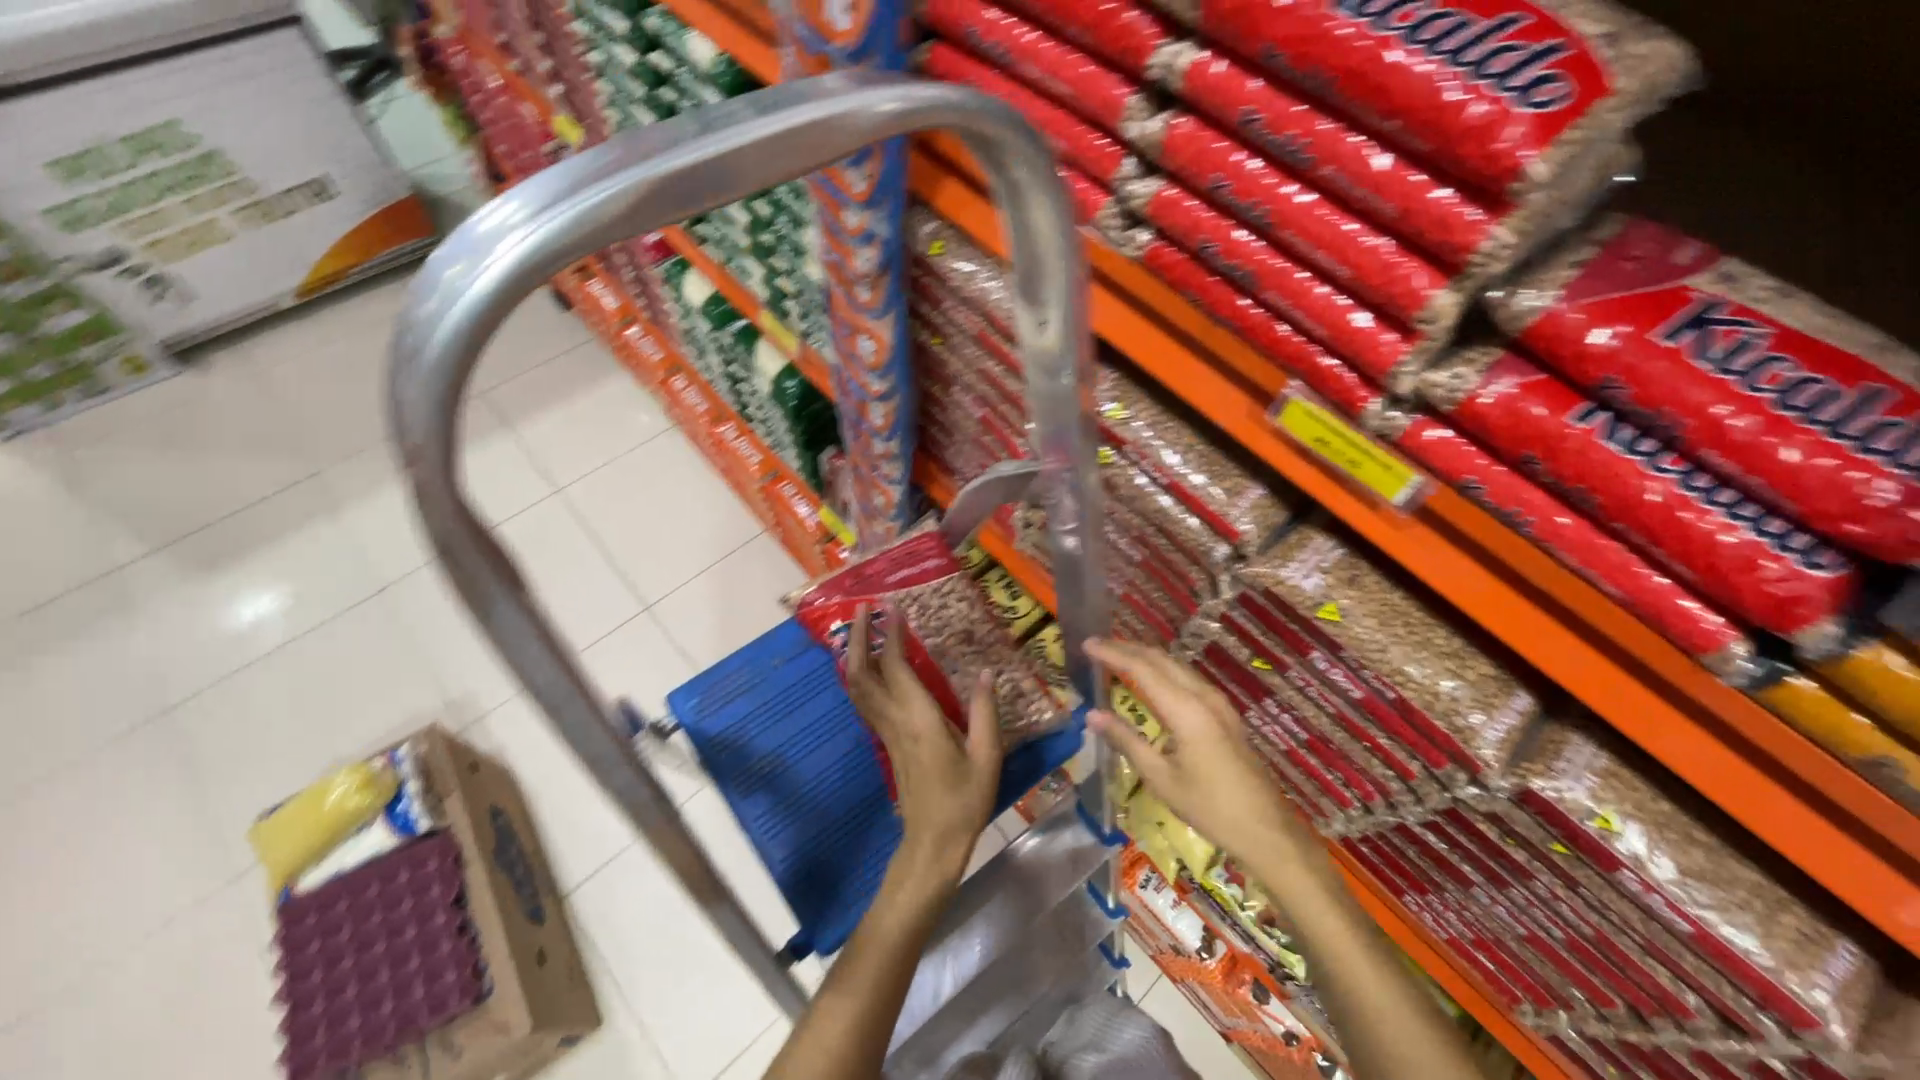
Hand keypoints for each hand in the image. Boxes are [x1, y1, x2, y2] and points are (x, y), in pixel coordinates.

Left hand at [846, 604, 1003, 881]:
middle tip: (863, 609)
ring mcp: (885, 733)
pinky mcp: (886, 744)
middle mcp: (895, 721)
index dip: (890, 635)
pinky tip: (867, 669)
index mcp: (919, 719)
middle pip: (862, 674)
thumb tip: (987, 672)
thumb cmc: (964, 800)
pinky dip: (859, 678)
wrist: (933, 842)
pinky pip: (864, 703)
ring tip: (860, 630)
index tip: (891, 607)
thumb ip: (985, 712)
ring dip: (853, 656)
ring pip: (857, 689)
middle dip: (859, 638)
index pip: (895, 667)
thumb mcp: (987, 756)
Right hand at [1086, 639, 1311, 862]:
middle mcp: (1204, 697)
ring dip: (1146, 659)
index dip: (1113, 654)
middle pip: (1161, 660)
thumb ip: (1126, 740)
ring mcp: (1219, 704)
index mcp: (1186, 710)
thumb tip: (1093, 715)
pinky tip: (1151, 682)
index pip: (1142, 669)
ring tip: (1117, 658)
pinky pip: (1189, 680)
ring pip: (1177, 667)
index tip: (1087, 644)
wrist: (1265, 828)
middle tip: (1097, 646)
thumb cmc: (1208, 807)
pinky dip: (1163, 672)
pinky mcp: (1225, 715)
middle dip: (1128, 649)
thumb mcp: (1160, 778)